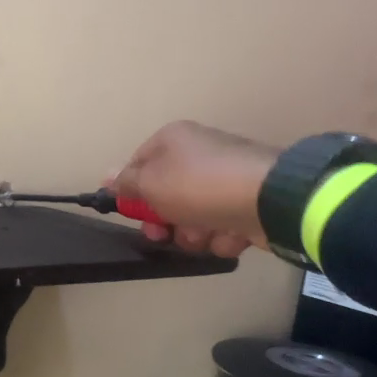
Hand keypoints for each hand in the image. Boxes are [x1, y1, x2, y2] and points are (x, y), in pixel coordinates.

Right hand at [110, 121, 281, 257]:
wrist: (269, 200)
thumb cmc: (198, 186)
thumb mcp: (149, 183)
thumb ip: (125, 182)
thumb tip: (107, 177)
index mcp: (174, 141)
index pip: (138, 165)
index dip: (131, 191)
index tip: (131, 212)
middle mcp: (200, 155)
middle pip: (165, 195)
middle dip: (163, 220)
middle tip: (162, 234)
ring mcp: (226, 180)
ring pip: (193, 216)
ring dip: (193, 232)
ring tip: (204, 233)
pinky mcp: (247, 204)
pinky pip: (222, 225)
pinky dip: (223, 235)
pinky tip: (231, 234)